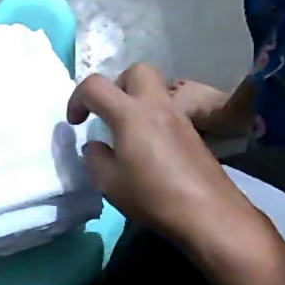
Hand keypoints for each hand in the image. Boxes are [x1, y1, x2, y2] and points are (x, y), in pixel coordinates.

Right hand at [66, 64, 272, 249]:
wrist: (208, 213)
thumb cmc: (153, 196)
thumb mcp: (108, 182)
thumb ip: (95, 158)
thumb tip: (96, 147)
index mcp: (130, 114)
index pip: (95, 85)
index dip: (77, 99)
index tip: (76, 124)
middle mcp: (156, 106)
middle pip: (136, 71)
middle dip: (115, 86)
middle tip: (108, 114)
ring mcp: (179, 117)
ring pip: (155, 90)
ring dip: (135, 102)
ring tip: (126, 134)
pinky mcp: (192, 133)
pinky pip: (167, 112)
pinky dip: (152, 120)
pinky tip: (148, 151)